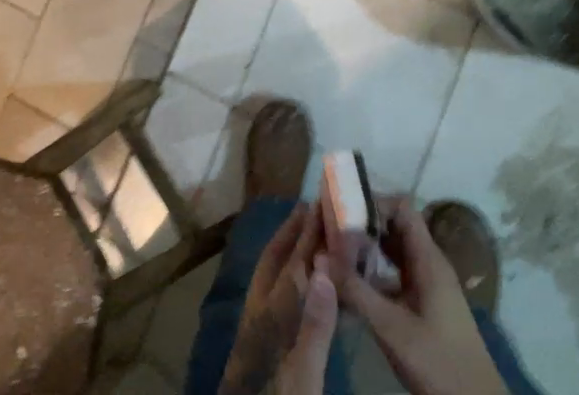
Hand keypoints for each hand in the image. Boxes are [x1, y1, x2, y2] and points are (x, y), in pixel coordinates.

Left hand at [219, 204, 339, 394]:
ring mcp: (255, 331)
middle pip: (274, 265)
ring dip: (286, 253)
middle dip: (291, 234)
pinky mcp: (258, 348)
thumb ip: (312, 325)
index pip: (293, 265)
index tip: (322, 204)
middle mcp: (259, 315)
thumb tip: (320, 270)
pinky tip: (297, 285)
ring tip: (304, 234)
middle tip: (310, 207)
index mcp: (273, 317)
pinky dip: (286, 281)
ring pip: (269, 280)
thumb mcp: (303, 374)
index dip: (307, 234)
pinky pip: (272, 300)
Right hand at [335, 200, 508, 394]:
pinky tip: (343, 285)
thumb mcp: (392, 326)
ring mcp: (424, 285)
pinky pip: (390, 276)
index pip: (401, 208)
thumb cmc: (438, 360)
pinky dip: (368, 274)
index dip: (371, 202)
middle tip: (324, 228)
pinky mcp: (419, 304)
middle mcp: (427, 264)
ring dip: (362, 249)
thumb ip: (356, 291)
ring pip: (390, 253)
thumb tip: (318, 257)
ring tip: (327, 251)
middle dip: (359, 224)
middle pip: (392, 227)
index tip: (339, 210)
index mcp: (428, 260)